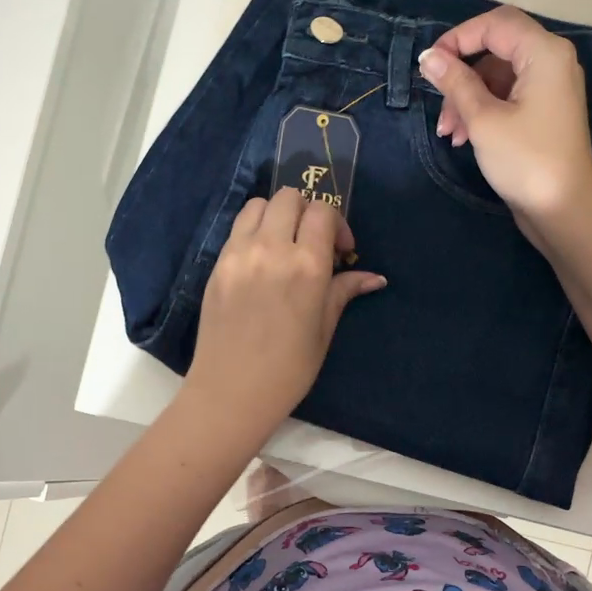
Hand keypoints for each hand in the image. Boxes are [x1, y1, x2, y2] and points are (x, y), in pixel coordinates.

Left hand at [180, 188, 385, 431]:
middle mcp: (271, 250)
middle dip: (306, 212)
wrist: (231, 392)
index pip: (322, 212)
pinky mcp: (217, 265)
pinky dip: (253, 232)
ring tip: (283, 246)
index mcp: (306, 267)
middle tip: (312, 243)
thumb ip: (344, 293)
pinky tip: (261, 263)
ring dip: (276, 215)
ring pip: (258, 205)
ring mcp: (239, 254)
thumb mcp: (323, 331)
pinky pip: (237, 229)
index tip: (340, 251)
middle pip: (288, 198)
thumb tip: (374, 278)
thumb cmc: (288, 370)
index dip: (336, 224)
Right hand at [417, 6, 591, 235]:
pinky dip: (484, 111)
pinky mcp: (544, 113)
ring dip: (468, 98)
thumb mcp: (484, 120)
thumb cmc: (525, 160)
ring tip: (448, 132)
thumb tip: (429, 57)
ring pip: (499, 77)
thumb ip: (456, 83)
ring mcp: (550, 88)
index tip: (429, 64)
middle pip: (497, 49)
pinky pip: (509, 97)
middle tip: (437, 102)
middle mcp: (552, 61)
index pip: (495, 24)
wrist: (563, 209)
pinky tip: (463, 137)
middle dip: (462, 74)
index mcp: (544, 52)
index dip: (458, 37)